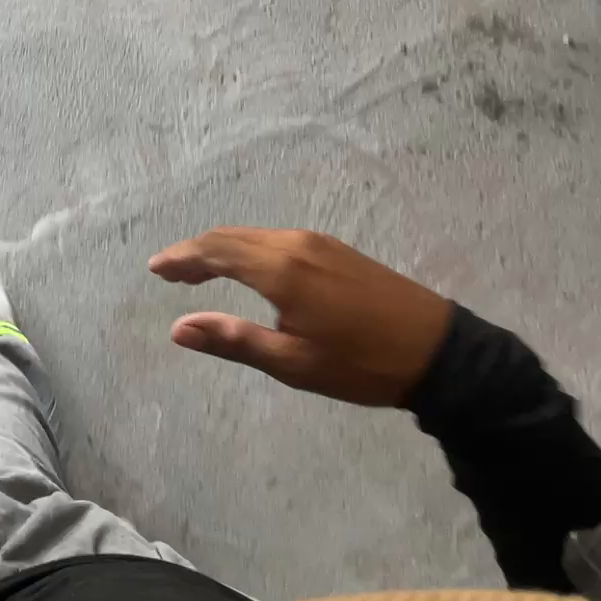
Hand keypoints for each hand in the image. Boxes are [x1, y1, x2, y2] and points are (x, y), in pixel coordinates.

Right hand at [148, 228, 452, 406]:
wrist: (446, 355)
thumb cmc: (363, 364)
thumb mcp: (294, 363)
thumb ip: (232, 340)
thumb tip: (177, 328)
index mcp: (279, 269)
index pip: (213, 251)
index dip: (180, 258)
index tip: (155, 268)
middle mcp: (293, 244)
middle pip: (229, 237)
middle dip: (195, 252)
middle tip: (170, 272)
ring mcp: (316, 243)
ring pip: (251, 236)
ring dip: (220, 249)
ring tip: (200, 273)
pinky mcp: (334, 249)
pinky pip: (273, 239)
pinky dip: (246, 249)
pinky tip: (246, 270)